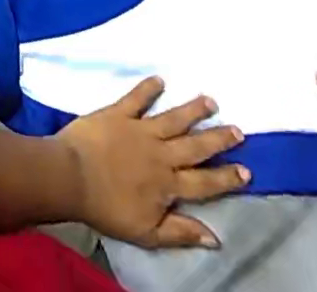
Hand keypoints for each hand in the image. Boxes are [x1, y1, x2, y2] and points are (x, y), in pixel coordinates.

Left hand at [55, 78, 249, 247]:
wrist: (70, 176)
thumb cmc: (105, 207)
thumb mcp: (147, 233)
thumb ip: (181, 232)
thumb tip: (216, 238)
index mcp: (168, 184)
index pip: (204, 182)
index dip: (226, 177)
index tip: (247, 169)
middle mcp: (159, 154)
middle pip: (195, 145)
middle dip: (218, 138)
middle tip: (237, 129)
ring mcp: (138, 130)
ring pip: (172, 118)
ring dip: (192, 110)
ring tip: (209, 100)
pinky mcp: (116, 113)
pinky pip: (136, 98)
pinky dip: (148, 88)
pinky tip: (159, 79)